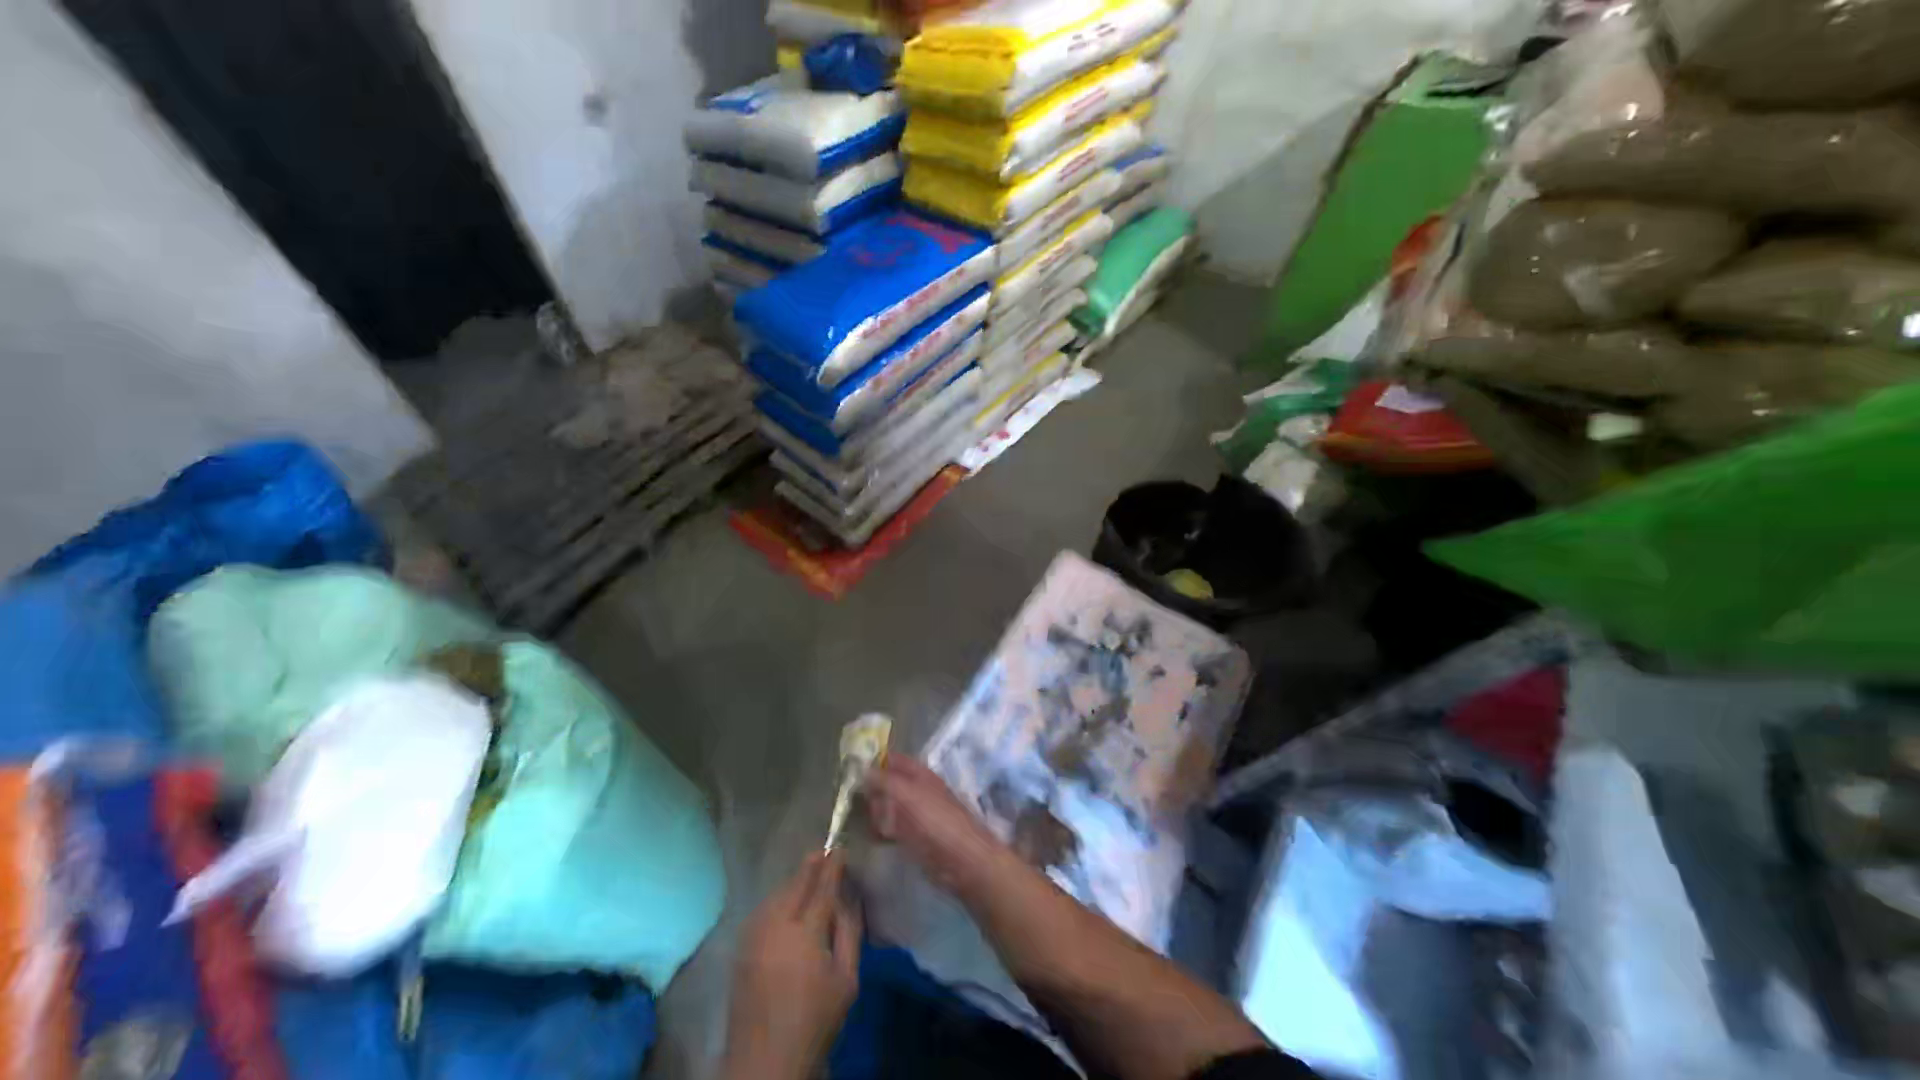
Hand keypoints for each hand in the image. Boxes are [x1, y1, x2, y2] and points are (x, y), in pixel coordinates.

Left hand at [721, 853, 861, 1079]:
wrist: (764, 1061)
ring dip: (793, 881)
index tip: (839, 847)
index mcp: (804, 933)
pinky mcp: (741, 948)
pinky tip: (787, 902)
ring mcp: (753, 936)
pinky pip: (763, 910)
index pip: (821, 888)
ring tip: (809, 874)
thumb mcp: (846, 980)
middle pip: (795, 884)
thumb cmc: (814, 1021)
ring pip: (776, 894)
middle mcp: (775, 926)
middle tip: (824, 851)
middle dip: (810, 866)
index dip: (832, 866)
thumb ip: (849, 933)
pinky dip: (778, 898)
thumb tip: (850, 899)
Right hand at [863, 756, 1011, 895]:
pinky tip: (872, 835)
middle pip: (886, 784)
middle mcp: (915, 790)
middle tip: (850, 798)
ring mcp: (914, 814)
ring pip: (887, 807)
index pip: (891, 760)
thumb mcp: (908, 794)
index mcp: (918, 774)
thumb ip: (884, 779)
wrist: (962, 859)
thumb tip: (862, 768)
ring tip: (860, 819)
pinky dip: (881, 830)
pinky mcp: (913, 837)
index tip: (848, 767)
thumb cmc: (936, 820)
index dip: (872, 760)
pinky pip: (891, 828)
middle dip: (870, 790)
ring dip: (874, 812)